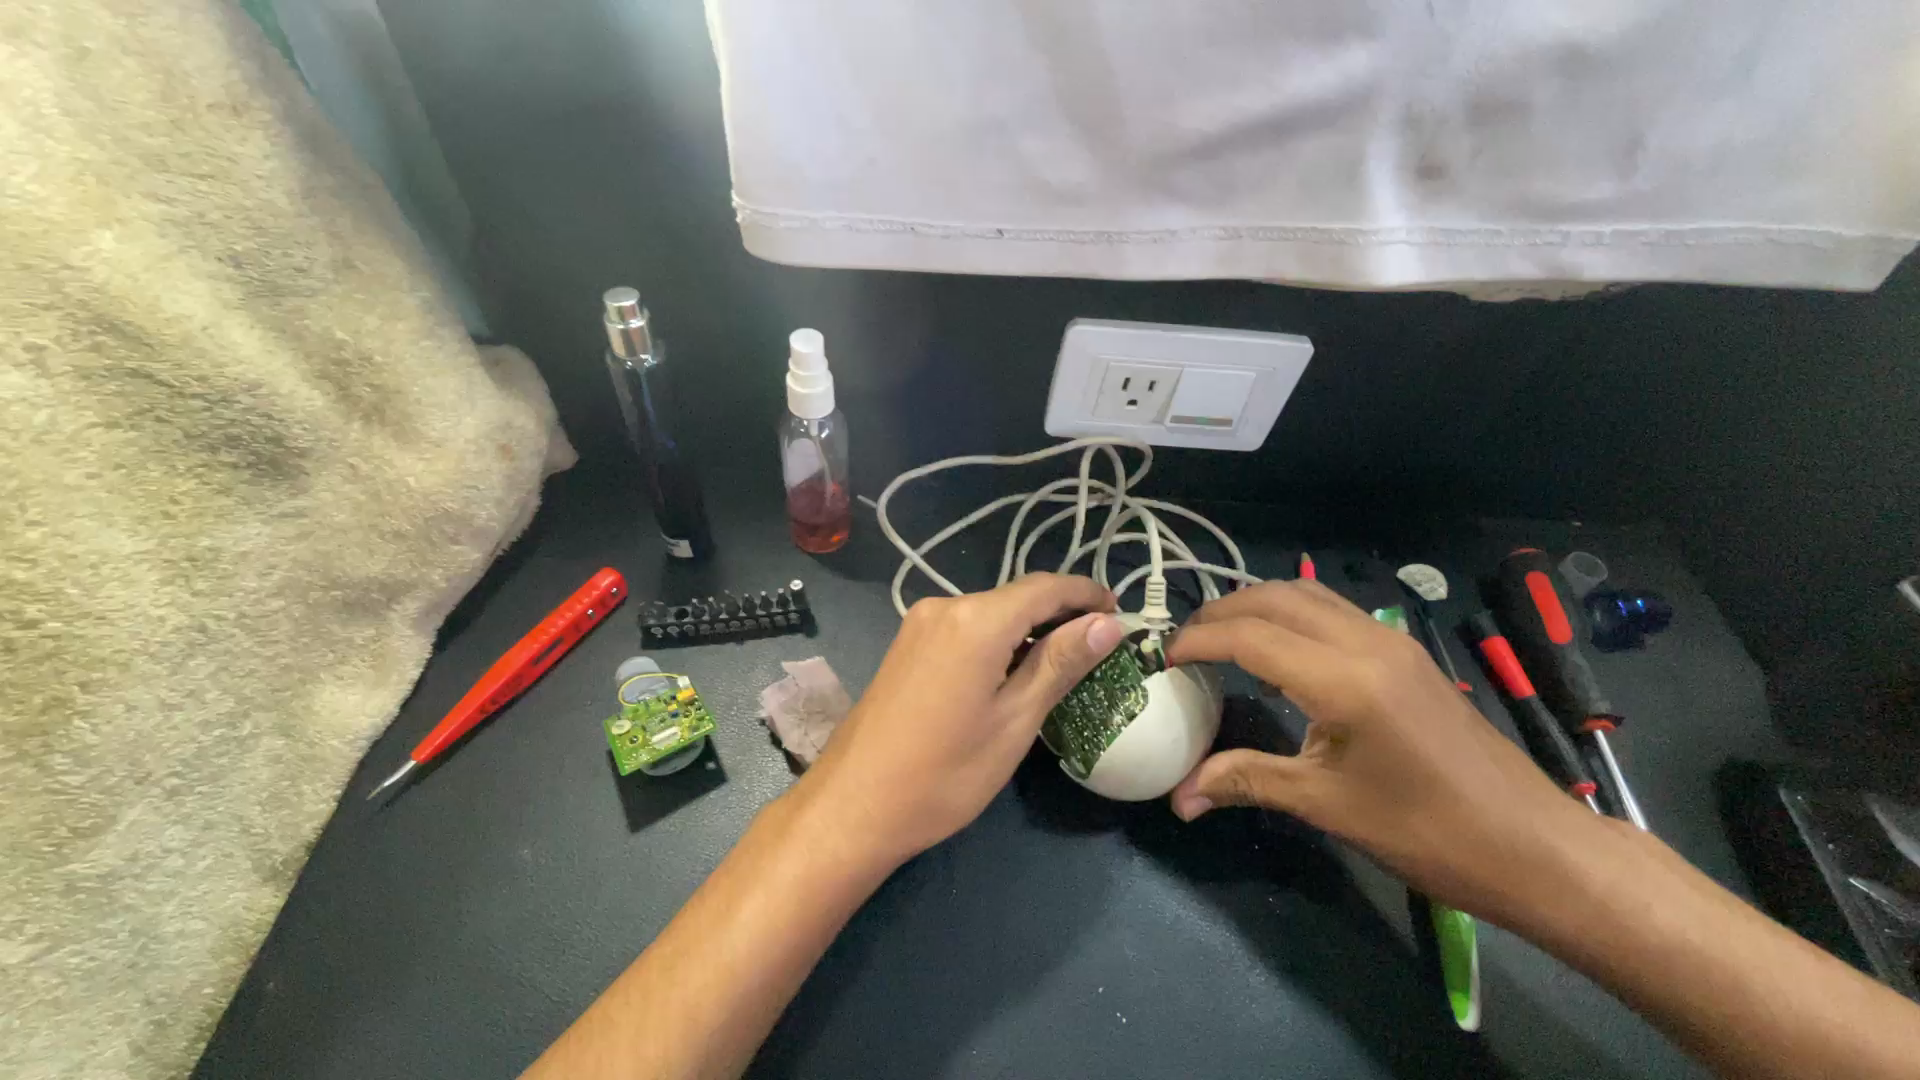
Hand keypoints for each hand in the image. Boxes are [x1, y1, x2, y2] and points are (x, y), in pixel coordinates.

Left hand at [801, 573, 1124, 865]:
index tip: (1121, 613)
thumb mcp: (1015, 720)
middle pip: (1017, 596)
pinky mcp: (907, 645)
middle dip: (1061, 614)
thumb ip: (1060, 664)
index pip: (1046, 587)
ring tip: (1067, 662)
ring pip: (991, 612)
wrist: (853, 805)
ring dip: (1030, 629)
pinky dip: (999, 640)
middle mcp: (945, 606)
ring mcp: (919, 624)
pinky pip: (966, 628)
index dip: (1087, 594)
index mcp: (976, 619)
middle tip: (1101, 645)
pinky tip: (1016, 671)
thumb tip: (1106, 623)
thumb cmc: (945, 773)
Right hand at [1165, 580, 1604, 921]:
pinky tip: (1275, 656)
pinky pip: (1333, 612)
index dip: (1197, 642)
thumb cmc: (1428, 831)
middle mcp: (1368, 643)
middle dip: (1219, 613)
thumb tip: (1179, 799)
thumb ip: (1246, 782)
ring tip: (1218, 639)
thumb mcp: (1327, 805)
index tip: (1160, 660)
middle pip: (1275, 598)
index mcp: (1345, 680)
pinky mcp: (1405, 653)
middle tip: (1182, 644)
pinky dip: (1289, 617)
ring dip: (1255, 606)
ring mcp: (1392, 642)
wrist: (1533, 845)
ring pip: (1307, 595)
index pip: (1251, 637)